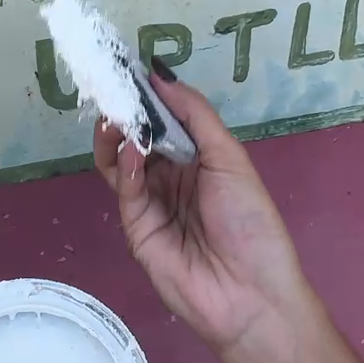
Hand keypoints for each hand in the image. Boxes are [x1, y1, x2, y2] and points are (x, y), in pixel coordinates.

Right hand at [92, 61, 313, 354]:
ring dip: (115, 134)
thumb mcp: (229, 157)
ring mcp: (150, 201)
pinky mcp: (135, 225)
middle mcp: (169, 175)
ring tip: (114, 116)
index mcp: (195, 158)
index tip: (128, 68)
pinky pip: (125, 187)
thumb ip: (193, 113)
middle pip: (137, 136)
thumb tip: (158, 72)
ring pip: (120, 159)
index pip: (163, 118)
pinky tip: (133, 149)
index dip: (147, 96)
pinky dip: (125, 164)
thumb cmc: (250, 221)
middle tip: (112, 88)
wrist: (251, 294)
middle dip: (125, 111)